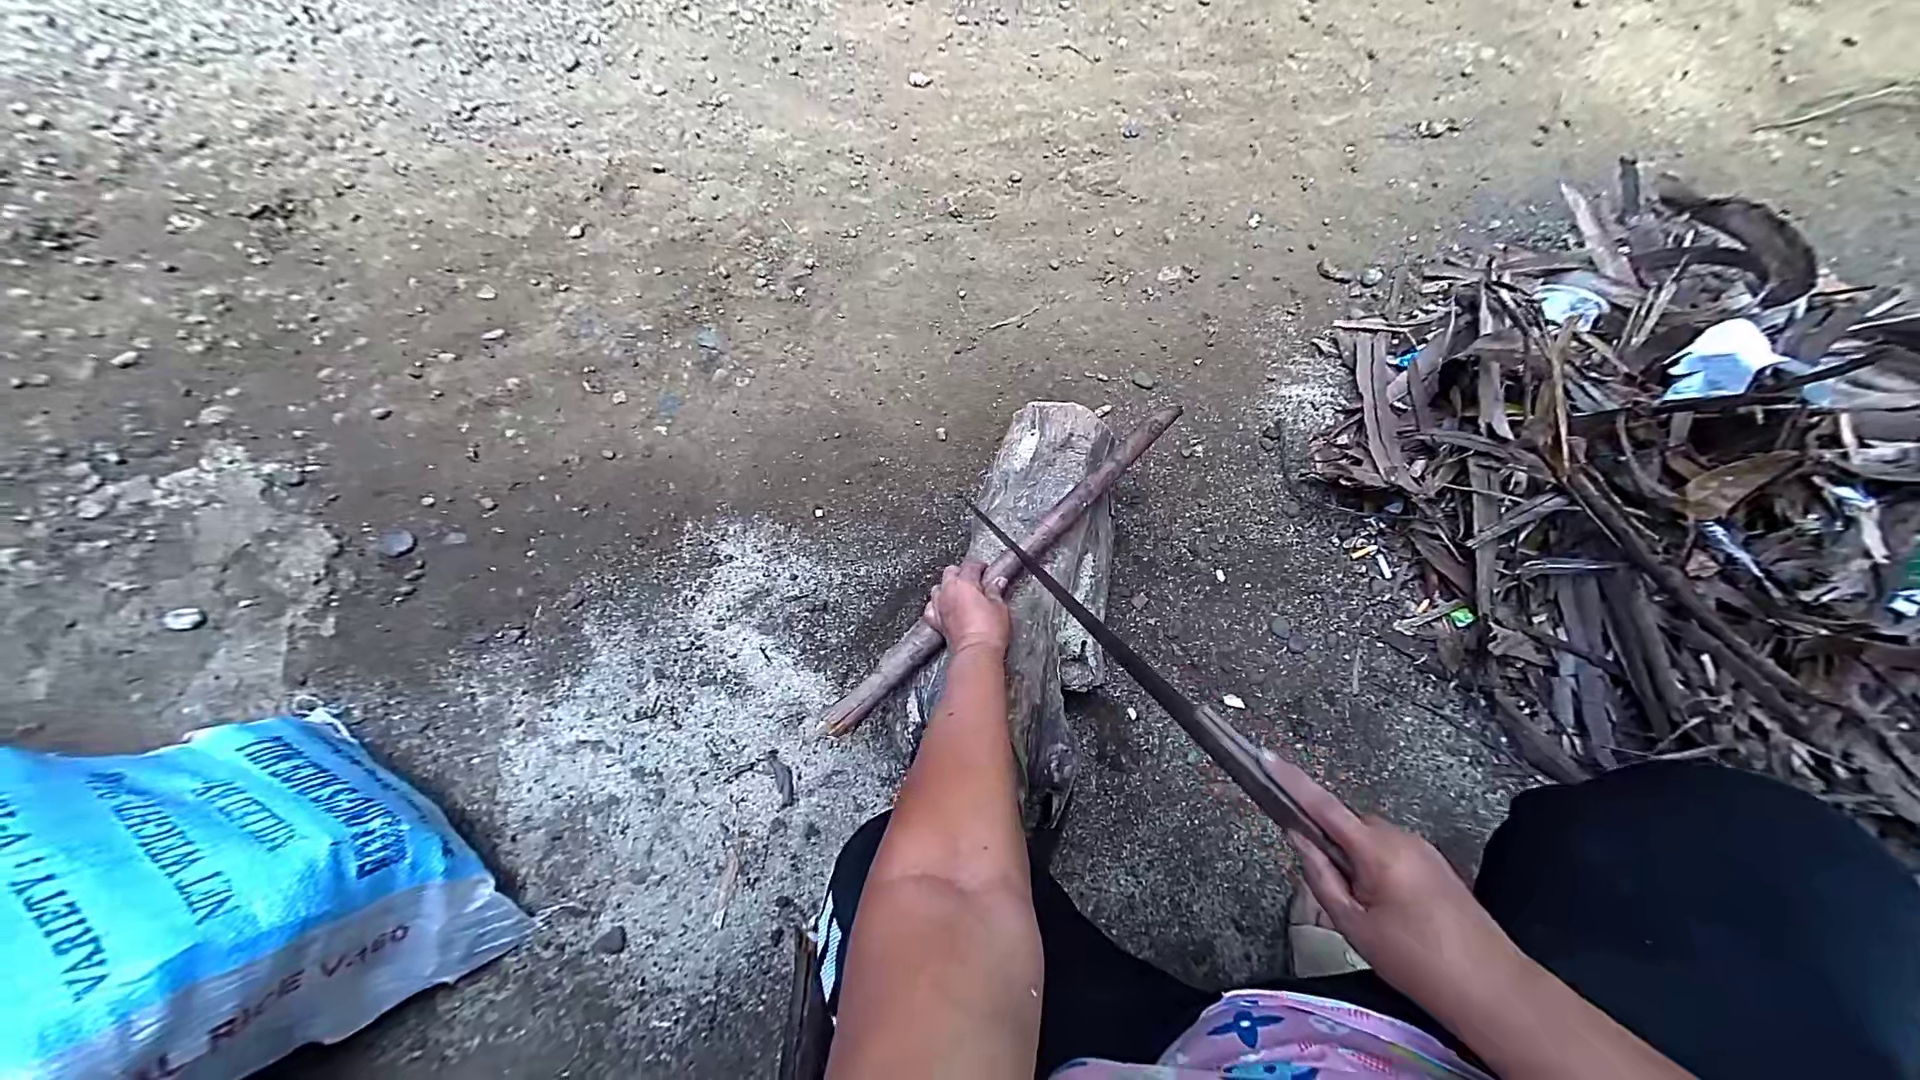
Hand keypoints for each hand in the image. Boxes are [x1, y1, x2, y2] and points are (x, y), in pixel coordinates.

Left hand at [923, 561, 1010, 656]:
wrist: (976, 652)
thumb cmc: (988, 630)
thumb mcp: (999, 606)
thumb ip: (995, 591)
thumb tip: (997, 582)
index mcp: (964, 583)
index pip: (970, 566)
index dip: (980, 566)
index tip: (986, 569)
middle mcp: (948, 591)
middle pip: (950, 572)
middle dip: (961, 572)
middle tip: (975, 579)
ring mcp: (939, 606)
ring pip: (938, 587)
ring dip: (947, 587)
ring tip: (959, 592)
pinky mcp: (937, 622)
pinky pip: (931, 608)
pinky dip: (935, 605)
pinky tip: (943, 607)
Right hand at [1265, 754, 1527, 1007]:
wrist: (1498, 993)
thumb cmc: (1418, 963)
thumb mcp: (1352, 924)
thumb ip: (1318, 874)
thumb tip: (1297, 835)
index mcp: (1377, 850)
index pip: (1322, 805)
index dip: (1290, 780)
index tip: (1265, 757)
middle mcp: (1400, 838)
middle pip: (1346, 822)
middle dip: (1330, 843)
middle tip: (1336, 891)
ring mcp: (1422, 848)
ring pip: (1368, 838)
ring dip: (1355, 858)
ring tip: (1367, 909)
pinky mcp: (1435, 862)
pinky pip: (1389, 849)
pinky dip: (1376, 866)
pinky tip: (1389, 908)